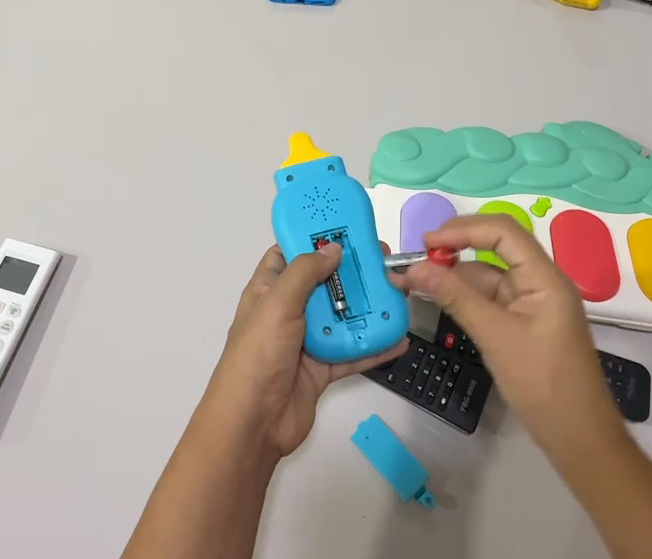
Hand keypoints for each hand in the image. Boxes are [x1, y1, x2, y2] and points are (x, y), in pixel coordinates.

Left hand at [204, 243, 406, 456]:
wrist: (253, 423)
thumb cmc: (258, 354)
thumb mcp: (277, 304)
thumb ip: (305, 273)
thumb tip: (334, 249)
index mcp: (268, 290)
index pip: (289, 254)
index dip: (313, 240)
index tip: (345, 229)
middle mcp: (287, 311)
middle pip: (323, 283)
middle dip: (351, 272)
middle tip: (383, 260)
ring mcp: (305, 341)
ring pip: (341, 316)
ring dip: (367, 307)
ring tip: (397, 293)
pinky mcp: (321, 369)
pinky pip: (352, 352)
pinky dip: (374, 346)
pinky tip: (398, 338)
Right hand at [399, 215, 624, 458]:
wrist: (578, 438)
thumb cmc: (543, 384)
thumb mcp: (494, 337)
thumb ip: (455, 297)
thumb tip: (414, 268)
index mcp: (544, 278)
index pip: (503, 232)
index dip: (463, 229)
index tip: (426, 243)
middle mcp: (540, 281)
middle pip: (495, 247)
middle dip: (456, 246)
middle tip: (418, 257)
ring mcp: (531, 302)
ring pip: (487, 273)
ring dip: (454, 273)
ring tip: (416, 279)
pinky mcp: (523, 321)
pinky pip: (489, 296)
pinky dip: (463, 294)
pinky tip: (438, 298)